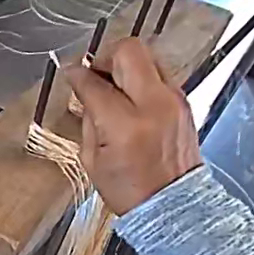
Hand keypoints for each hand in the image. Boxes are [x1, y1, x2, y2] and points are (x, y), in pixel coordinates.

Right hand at [66, 38, 202, 214]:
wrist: (172, 202)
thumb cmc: (126, 187)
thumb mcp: (91, 158)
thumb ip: (89, 119)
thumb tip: (85, 91)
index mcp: (124, 124)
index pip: (95, 84)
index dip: (77, 75)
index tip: (68, 72)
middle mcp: (154, 104)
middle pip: (130, 52)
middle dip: (105, 56)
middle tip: (93, 73)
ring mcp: (174, 99)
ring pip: (148, 58)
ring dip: (124, 66)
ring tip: (110, 85)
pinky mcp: (184, 101)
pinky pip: (158, 74)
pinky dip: (139, 77)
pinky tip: (127, 96)